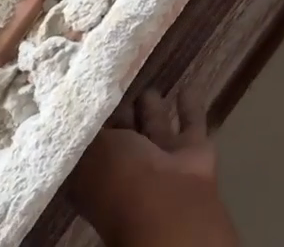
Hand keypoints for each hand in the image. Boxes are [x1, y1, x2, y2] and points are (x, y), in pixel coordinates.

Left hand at [66, 88, 238, 246]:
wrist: (168, 199)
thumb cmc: (118, 177)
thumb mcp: (93, 148)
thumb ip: (94, 125)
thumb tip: (90, 107)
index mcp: (95, 174)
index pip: (91, 142)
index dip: (93, 121)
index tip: (94, 95)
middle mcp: (127, 168)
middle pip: (125, 134)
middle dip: (124, 113)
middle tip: (124, 84)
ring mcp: (161, 159)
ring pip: (155, 127)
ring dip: (154, 108)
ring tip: (150, 87)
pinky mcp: (192, 149)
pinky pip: (191, 121)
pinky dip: (191, 104)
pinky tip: (189, 85)